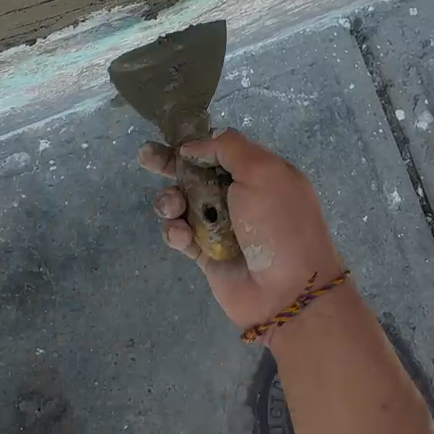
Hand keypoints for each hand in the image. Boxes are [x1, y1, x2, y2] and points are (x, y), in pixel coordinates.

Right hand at [140, 129, 346, 330]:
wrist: (288, 291)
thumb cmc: (279, 224)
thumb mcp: (263, 172)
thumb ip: (228, 148)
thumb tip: (194, 146)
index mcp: (257, 175)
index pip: (219, 151)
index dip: (194, 145)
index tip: (173, 142)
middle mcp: (238, 197)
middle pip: (194, 174)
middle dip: (168, 165)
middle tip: (145, 157)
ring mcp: (220, 226)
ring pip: (181, 204)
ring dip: (170, 200)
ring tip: (173, 208)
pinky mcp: (205, 253)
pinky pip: (180, 235)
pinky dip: (176, 232)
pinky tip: (182, 235)